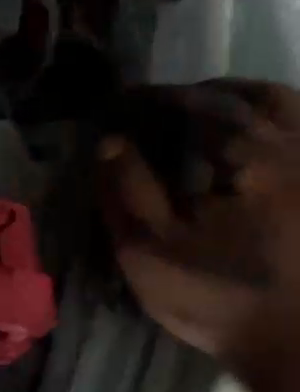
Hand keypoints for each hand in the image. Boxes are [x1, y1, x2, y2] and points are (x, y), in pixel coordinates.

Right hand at [97, 79, 299, 362]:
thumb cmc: (217, 297)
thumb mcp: (147, 246)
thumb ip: (126, 187)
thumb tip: (112, 140)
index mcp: (254, 162)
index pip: (203, 107)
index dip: (157, 98)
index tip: (121, 102)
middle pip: (269, 100)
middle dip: (216, 94)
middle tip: (172, 105)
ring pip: (299, 122)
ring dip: (254, 114)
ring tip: (211, 127)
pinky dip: (278, 144)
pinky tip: (248, 163)